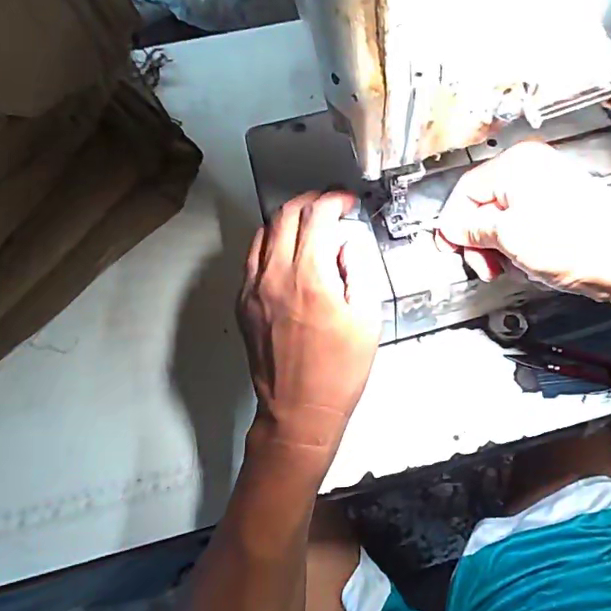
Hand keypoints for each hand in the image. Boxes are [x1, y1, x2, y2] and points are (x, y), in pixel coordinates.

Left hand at [238, 191, 384, 452]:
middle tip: (329, 203)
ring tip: (308, 222)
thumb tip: (346, 246)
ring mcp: (253, 291)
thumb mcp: (367, 320)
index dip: (334, 200)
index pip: (316, 216)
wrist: (299, 410)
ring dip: (287, 218)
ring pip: (263, 233)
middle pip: (285, 215)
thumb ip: (358, 272)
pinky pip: (251, 258)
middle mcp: (275, 278)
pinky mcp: (243, 305)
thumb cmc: (336, 374)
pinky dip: (269, 243)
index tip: (346, 201)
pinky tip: (286, 251)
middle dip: (310, 201)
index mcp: (309, 279)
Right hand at [435, 141, 610, 303]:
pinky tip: (532, 262)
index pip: (464, 192)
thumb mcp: (510, 237)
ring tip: (517, 263)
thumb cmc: (584, 244)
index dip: (453, 224)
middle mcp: (532, 170)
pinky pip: (523, 227)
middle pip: (482, 206)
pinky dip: (520, 248)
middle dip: (479, 240)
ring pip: (502, 221)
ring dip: (501, 248)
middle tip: (486, 263)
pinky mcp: (559, 210)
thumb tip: (453, 228)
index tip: (452, 246)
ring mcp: (547, 189)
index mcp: (517, 166)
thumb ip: (472, 229)